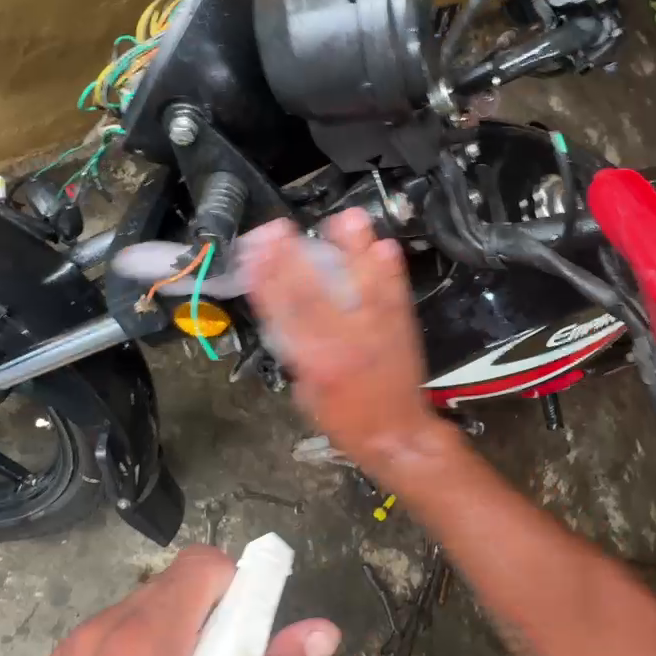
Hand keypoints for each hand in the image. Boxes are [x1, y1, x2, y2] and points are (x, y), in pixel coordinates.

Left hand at [0, 546, 339, 655]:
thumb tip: (324, 631)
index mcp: (142, 641)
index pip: (202, 563)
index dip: (236, 586)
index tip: (247, 635)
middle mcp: (97, 632)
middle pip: (169, 588)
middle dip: (206, 618)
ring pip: (135, 614)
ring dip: (168, 639)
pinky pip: (103, 644)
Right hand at [246, 210, 452, 471]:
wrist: (398, 435)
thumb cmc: (347, 421)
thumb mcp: (307, 393)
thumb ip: (297, 353)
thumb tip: (286, 318)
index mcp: (316, 363)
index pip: (285, 314)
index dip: (266, 281)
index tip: (253, 253)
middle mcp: (345, 343)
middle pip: (315, 292)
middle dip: (293, 258)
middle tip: (278, 229)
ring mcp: (377, 332)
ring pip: (362, 285)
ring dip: (354, 250)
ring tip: (345, 219)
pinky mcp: (402, 327)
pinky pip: (396, 294)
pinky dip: (390, 269)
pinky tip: (385, 246)